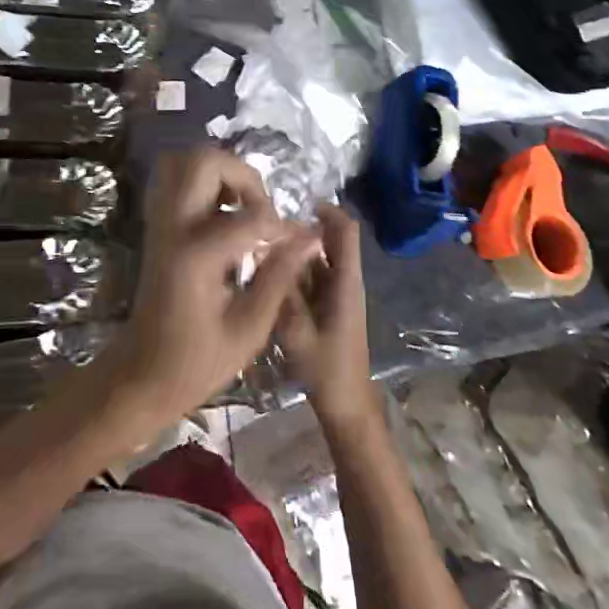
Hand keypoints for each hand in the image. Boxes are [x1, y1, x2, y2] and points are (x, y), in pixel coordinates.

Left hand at [103, 148, 316, 424]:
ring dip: (220, 173)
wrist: (140, 377)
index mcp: (196, 256)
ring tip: (243, 207)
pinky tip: (225, 216)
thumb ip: (280, 275)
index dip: (282, 227)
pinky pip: (174, 183)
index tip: (297, 244)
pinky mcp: (156, 229)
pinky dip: (203, 185)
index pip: (251, 216)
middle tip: (262, 209)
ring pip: (182, 163)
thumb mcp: (250, 328)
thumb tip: (311, 237)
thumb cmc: (197, 363)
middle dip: (243, 175)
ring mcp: (159, 225)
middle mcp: (173, 229)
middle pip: (203, 162)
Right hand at [277, 204, 375, 425]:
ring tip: (262, 251)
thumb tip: (270, 253)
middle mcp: (345, 282)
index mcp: (346, 282)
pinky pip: (313, 281)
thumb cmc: (327, 369)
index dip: (328, 212)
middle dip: (302, 233)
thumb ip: (284, 293)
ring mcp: (337, 296)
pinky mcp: (328, 310)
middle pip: (329, 243)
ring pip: (318, 262)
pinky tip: (269, 279)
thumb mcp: (298, 333)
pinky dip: (295, 275)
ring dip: (296, 255)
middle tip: (267, 232)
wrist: (345, 404)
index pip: (346, 231)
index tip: (298, 205)